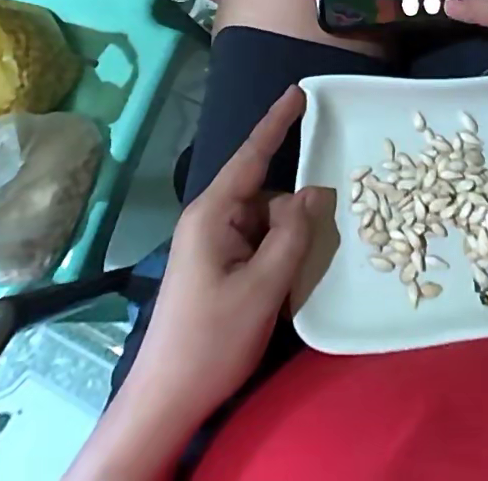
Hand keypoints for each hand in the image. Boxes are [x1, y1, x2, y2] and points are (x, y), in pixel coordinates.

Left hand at [124, 86, 332, 421]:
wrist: (167, 395)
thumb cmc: (212, 339)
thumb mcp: (262, 288)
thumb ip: (292, 235)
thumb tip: (314, 192)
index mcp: (213, 212)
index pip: (251, 155)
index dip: (277, 122)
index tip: (299, 92)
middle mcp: (210, 218)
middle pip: (265, 195)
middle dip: (294, 213)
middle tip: (320, 242)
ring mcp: (212, 242)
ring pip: (264, 222)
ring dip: (286, 241)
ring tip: (295, 279)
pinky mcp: (217, 264)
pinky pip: (256, 243)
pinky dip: (276, 256)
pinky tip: (287, 284)